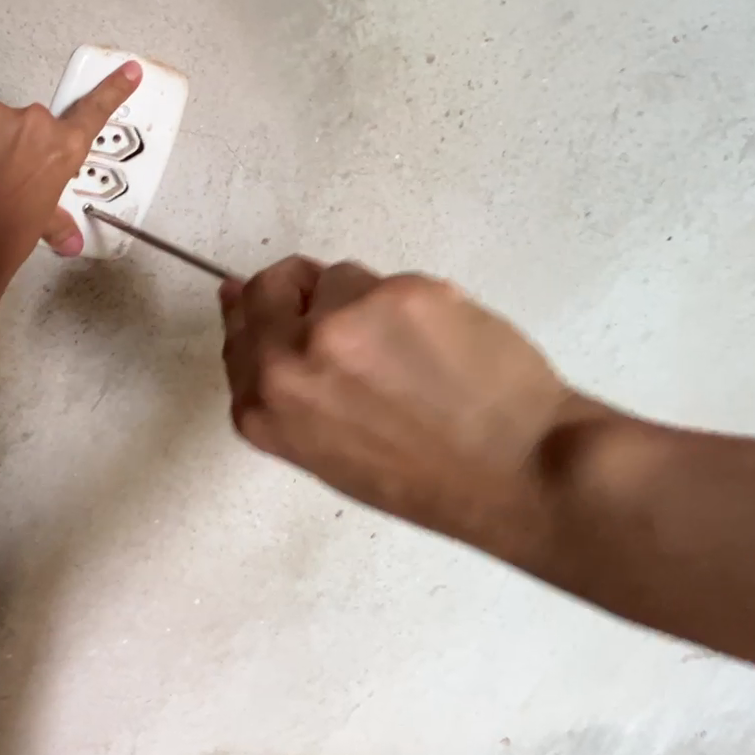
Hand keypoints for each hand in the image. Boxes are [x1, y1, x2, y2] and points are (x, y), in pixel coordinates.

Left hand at [0, 62, 142, 267]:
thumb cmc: (9, 236)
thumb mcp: (43, 224)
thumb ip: (58, 220)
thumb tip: (71, 242)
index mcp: (64, 147)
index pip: (93, 111)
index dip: (113, 90)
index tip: (130, 70)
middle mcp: (34, 123)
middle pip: (28, 124)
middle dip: (16, 144)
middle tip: (2, 178)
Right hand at [219, 257, 581, 541]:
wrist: (520, 475)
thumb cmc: (415, 477)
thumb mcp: (317, 446)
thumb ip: (275, 379)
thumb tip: (235, 294)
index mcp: (260, 407)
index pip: (237, 331)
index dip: (270, 321)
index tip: (297, 319)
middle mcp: (284, 361)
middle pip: (269, 287)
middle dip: (306, 296)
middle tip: (357, 328)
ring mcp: (339, 323)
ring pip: (337, 278)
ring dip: (365, 303)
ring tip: (411, 351)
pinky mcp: (397, 294)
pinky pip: (389, 280)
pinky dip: (413, 305)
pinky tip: (444, 343)